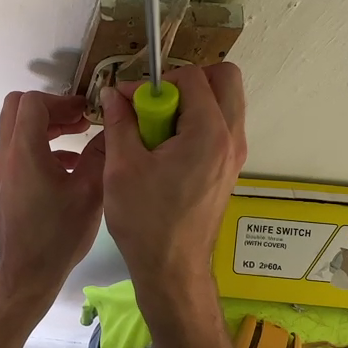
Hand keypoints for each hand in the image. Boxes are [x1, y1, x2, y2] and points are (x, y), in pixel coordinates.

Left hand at [0, 91, 106, 297]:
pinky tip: (70, 165)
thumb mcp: (89, 192)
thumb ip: (100, 155)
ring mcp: (3, 172)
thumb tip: (112, 130)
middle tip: (79, 119)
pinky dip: (42, 147)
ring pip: (18, 130)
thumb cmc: (58, 235)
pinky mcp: (7, 185)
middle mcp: (7, 156)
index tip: (86, 112)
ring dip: (47, 127)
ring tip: (80, 137)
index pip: (33, 102)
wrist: (27, 273)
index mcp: (24, 152)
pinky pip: (20, 151)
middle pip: (17, 109)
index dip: (62, 100)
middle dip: (51, 108)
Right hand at [100, 63, 247, 300]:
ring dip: (192, 105)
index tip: (129, 101)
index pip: (192, 77)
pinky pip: (219, 130)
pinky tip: (165, 152)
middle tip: (154, 107)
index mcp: (209, 133)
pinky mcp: (228, 171)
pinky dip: (196, 127)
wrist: (172, 270)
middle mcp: (232, 139)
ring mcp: (234, 156)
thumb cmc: (146, 222)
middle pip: (224, 80)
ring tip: (156, 132)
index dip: (155, 82)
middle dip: (186, 83)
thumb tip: (112, 95)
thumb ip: (120, 123)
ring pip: (224, 105)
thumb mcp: (122, 168)